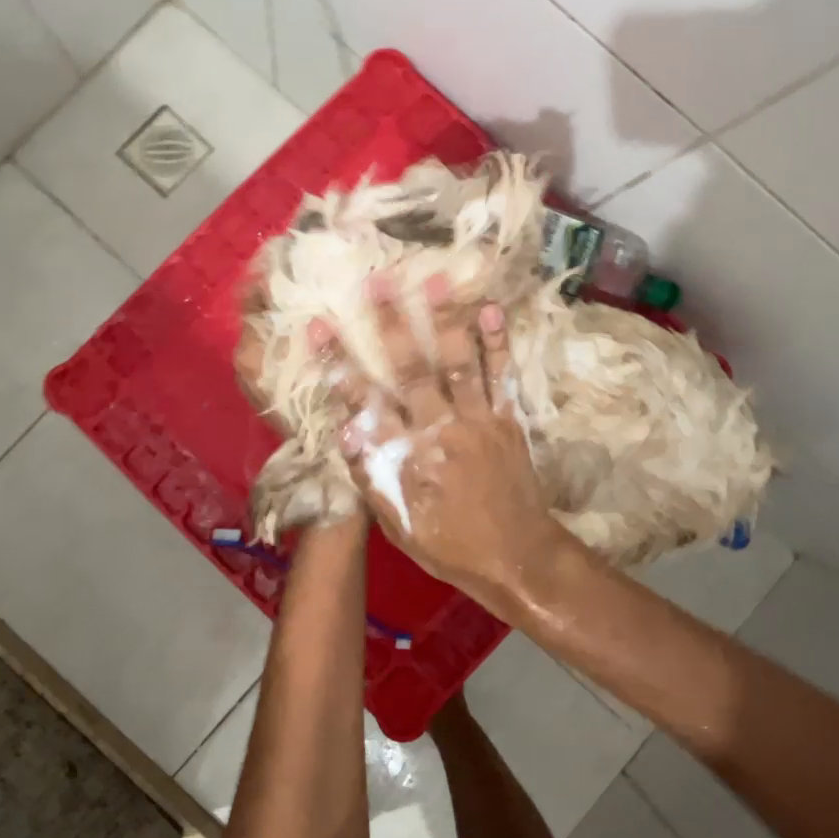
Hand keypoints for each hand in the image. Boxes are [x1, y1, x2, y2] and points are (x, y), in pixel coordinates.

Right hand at [333, 278, 567, 605]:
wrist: (519, 559)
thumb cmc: (450, 544)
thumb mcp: (398, 522)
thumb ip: (370, 475)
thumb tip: (345, 429)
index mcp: (406, 455)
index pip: (363, 401)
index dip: (339, 362)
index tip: (319, 326)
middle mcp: (438, 428)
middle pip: (410, 369)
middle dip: (391, 323)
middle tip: (378, 281)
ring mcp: (477, 420)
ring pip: (457, 361)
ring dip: (446, 318)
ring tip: (437, 278)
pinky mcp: (507, 420)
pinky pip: (501, 376)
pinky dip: (497, 343)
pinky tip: (492, 309)